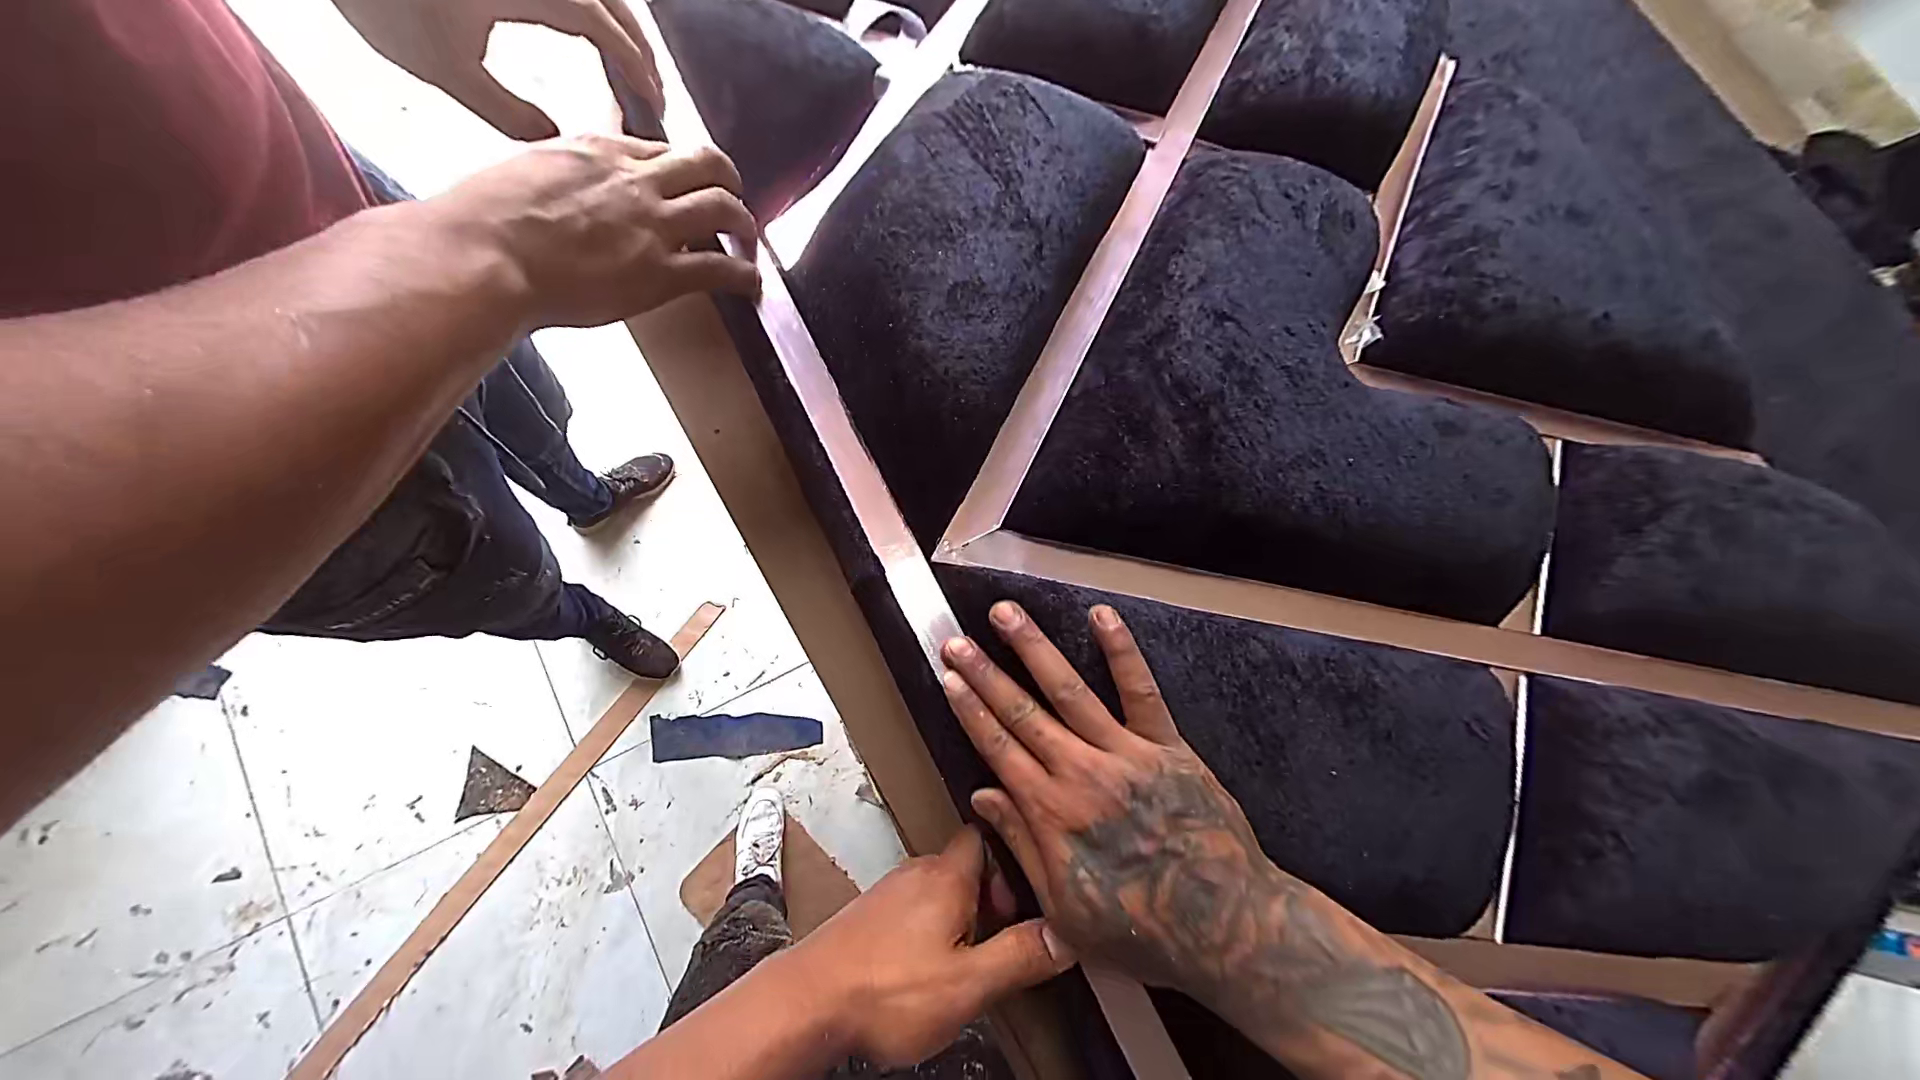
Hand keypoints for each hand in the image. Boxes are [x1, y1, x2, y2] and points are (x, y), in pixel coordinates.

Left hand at [332, 0, 663, 139]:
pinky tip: (582, 31)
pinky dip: (588, 10)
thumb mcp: (445, 66)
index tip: (654, 108)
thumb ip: (507, 111)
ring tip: (623, 65)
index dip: (639, 75)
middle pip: (616, 6)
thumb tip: (551, 138)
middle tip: (650, 92)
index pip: (613, 35)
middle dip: (639, 51)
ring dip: (618, 27)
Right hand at [420, 134, 757, 327]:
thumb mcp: (527, 168)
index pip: (661, 149)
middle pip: (706, 164)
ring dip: (745, 225)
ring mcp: (654, 225)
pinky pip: (722, 270)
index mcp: (599, 149)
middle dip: (728, 180)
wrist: (486, 254)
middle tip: (734, 200)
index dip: (682, 167)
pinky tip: (752, 285)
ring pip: (724, 208)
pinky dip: (746, 277)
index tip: (687, 180)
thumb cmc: (489, 219)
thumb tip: (563, 172)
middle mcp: (636, 180)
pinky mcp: (662, 271)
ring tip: (749, 241)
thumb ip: (562, 169)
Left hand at [786, 826, 1074, 1066]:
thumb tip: (1063, 937)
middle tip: (995, 942)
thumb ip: (1018, 957)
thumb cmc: (884, 991)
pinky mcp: (871, 914)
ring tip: (964, 960)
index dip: (1008, 861)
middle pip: (966, 866)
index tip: (1022, 896)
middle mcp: (918, 872)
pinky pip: (914, 907)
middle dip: (988, 899)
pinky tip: (925, 966)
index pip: (985, 837)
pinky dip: (929, 927)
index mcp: (947, 877)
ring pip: (939, 888)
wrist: (808, 1001)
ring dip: (959, 916)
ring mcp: (891, 890)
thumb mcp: (967, 985)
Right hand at [939, 602, 1287, 999]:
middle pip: (1021, 712)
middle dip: (984, 673)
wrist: (1228, 928)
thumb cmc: (1143, 928)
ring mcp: (1124, 753)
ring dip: (1033, 648)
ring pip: (1069, 689)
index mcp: (1052, 812)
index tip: (949, 679)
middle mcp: (1081, 772)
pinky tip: (1101, 615)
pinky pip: (1140, 690)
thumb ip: (1022, 843)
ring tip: (1006, 614)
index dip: (969, 709)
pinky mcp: (1166, 745)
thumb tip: (982, 797)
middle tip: (956, 641)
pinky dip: (1121, 651)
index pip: (997, 747)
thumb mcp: (1065, 908)